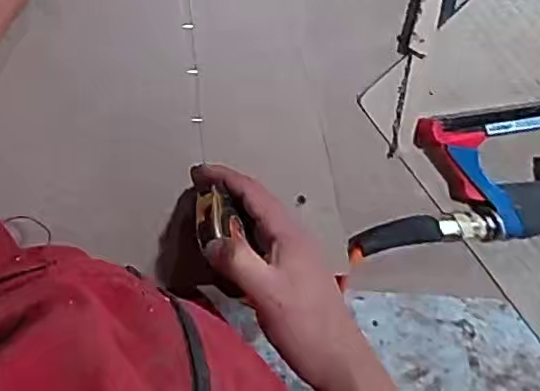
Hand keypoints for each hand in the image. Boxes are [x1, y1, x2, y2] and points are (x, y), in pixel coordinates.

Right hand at [191, 163, 387, 390]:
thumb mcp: (266, 292)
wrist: (343, 367)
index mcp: (288, 232)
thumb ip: (236, 260)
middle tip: (199, 190)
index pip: (251, 190)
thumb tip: (210, 241)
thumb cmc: (307, 327)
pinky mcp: (295, 270)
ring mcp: (296, 253)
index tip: (197, 172)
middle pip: (256, 200)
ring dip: (234, 210)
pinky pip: (262, 237)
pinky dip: (242, 231)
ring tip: (209, 214)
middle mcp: (293, 235)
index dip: (222, 176)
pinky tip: (232, 247)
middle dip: (226, 189)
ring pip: (260, 219)